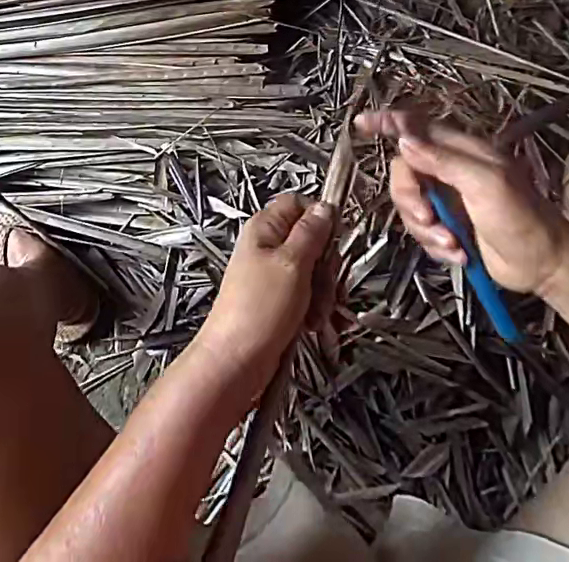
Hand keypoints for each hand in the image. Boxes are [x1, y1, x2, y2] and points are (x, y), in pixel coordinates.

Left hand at [193, 194, 333, 384]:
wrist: (236, 364)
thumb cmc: (255, 312)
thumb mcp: (292, 264)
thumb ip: (312, 233)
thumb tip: (325, 207)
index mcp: (265, 228)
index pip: (300, 204)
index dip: (321, 220)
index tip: (332, 242)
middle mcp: (267, 247)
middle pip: (312, 240)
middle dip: (326, 266)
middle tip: (323, 285)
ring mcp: (273, 275)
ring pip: (314, 270)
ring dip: (323, 292)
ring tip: (316, 312)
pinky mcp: (278, 301)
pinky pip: (308, 295)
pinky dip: (315, 309)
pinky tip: (313, 323)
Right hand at [358, 108, 568, 296]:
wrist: (545, 267)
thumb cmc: (523, 220)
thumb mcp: (485, 184)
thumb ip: (442, 160)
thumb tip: (404, 140)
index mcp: (462, 150)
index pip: (418, 127)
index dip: (389, 123)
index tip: (362, 124)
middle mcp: (450, 170)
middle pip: (405, 171)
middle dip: (411, 199)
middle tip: (429, 218)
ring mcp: (448, 198)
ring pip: (409, 203)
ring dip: (426, 229)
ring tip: (453, 243)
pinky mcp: (447, 225)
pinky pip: (421, 229)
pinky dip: (434, 244)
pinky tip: (458, 252)